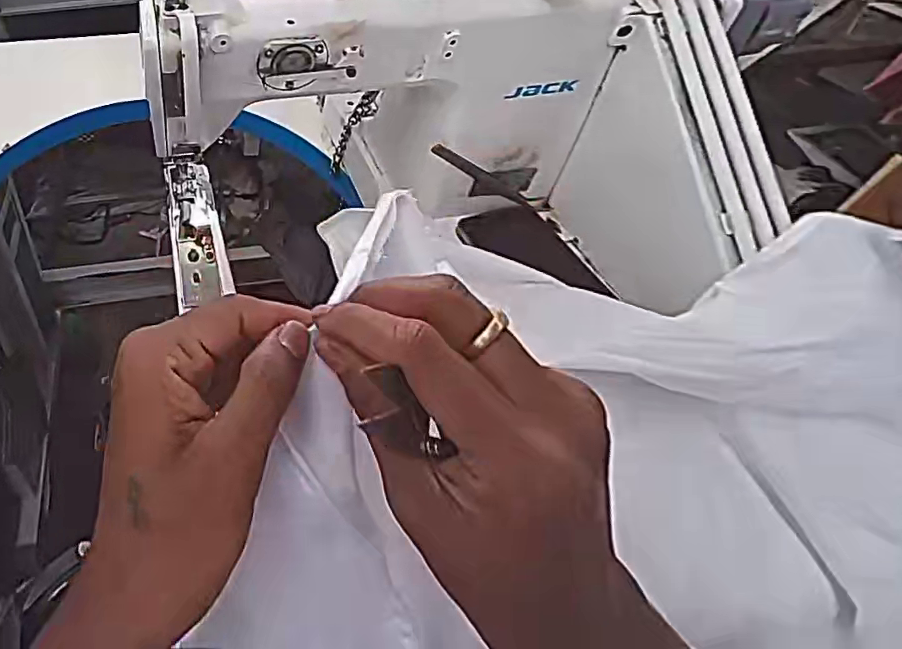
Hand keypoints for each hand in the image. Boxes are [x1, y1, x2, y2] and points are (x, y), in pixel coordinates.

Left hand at [38, 295, 310, 648]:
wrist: (135, 599)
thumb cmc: (164, 547)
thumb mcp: (232, 456)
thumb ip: (267, 384)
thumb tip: (292, 336)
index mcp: (153, 359)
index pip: (232, 311)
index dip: (283, 318)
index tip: (321, 331)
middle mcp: (147, 361)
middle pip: (229, 326)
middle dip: (276, 342)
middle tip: (318, 363)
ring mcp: (156, 381)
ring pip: (228, 349)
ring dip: (266, 365)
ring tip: (299, 390)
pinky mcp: (168, 402)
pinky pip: (219, 374)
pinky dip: (250, 385)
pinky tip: (272, 407)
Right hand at [313, 275, 681, 648]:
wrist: (567, 606)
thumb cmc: (499, 579)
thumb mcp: (416, 504)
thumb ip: (378, 415)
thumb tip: (343, 351)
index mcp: (513, 452)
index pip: (424, 351)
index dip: (366, 324)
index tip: (333, 320)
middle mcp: (553, 412)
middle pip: (457, 308)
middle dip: (390, 295)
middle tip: (350, 310)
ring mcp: (567, 395)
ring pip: (477, 313)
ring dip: (417, 308)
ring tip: (377, 332)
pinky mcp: (569, 387)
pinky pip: (496, 337)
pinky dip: (450, 335)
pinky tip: (425, 361)